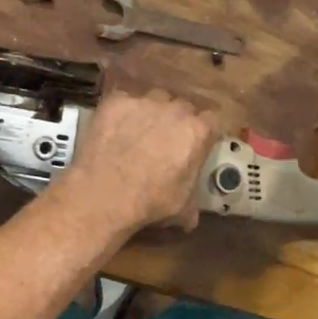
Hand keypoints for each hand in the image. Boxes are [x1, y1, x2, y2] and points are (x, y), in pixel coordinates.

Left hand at [60, 89, 216, 232]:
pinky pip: (124, 102)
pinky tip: (114, 131)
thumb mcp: (183, 208)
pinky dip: (122, 113)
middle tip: (166, 141)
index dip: (206, 131)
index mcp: (197, 132)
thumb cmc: (151, 202)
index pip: (213, 121)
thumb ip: (192, 201)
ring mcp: (144, 102)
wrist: (104, 194)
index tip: (199, 142)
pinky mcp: (116, 102)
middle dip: (178, 121)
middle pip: (183, 107)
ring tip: (138, 133)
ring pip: (154, 100)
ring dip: (152, 113)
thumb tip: (190, 217)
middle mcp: (175, 110)